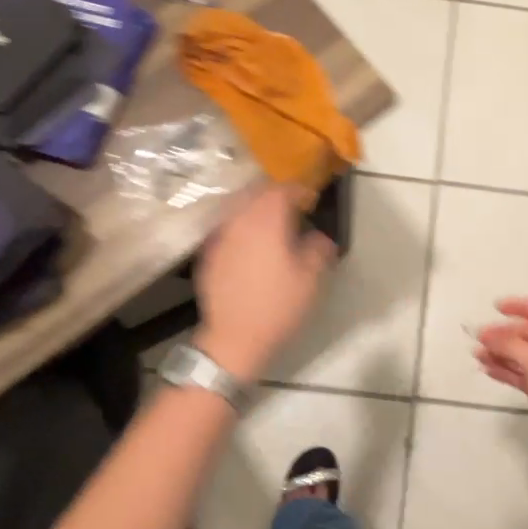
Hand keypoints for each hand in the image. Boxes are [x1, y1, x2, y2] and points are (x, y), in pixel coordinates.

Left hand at [195, 185, 337, 378]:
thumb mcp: (311, 279)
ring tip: (270, 224)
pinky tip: (250, 243)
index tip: (311, 200)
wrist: (234, 338)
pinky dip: (240, 226)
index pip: (281, 190)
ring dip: (255, 209)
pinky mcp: (208, 254)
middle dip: (274, 195)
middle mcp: (239, 222)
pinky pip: (226, 228)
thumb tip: (319, 237)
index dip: (298, 190)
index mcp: (266, 222)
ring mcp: (220, 237)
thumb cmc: (278, 306)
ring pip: (238, 208)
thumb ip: (318, 248)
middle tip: (292, 208)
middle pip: (255, 193)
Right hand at [475, 298, 527, 465]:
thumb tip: (487, 333)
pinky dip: (504, 370)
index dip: (521, 306)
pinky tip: (486, 369)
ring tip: (477, 353)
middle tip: (480, 336)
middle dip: (505, 333)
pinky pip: (520, 374)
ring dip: (500, 352)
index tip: (496, 307)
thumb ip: (511, 345)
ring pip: (522, 356)